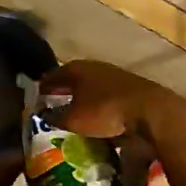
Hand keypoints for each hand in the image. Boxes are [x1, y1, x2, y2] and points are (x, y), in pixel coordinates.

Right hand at [38, 60, 185, 139]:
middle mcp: (93, 67)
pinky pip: (105, 97)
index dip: (42, 88)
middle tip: (52, 107)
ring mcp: (113, 75)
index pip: (52, 76)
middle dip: (62, 92)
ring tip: (73, 114)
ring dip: (81, 99)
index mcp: (76, 69)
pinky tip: (96, 118)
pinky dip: (98, 106)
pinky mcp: (129, 88)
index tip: (34, 99)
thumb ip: (55, 117)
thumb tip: (42, 116)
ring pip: (90, 87)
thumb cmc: (105, 111)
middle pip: (72, 80)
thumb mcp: (73, 119)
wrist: (150, 110)